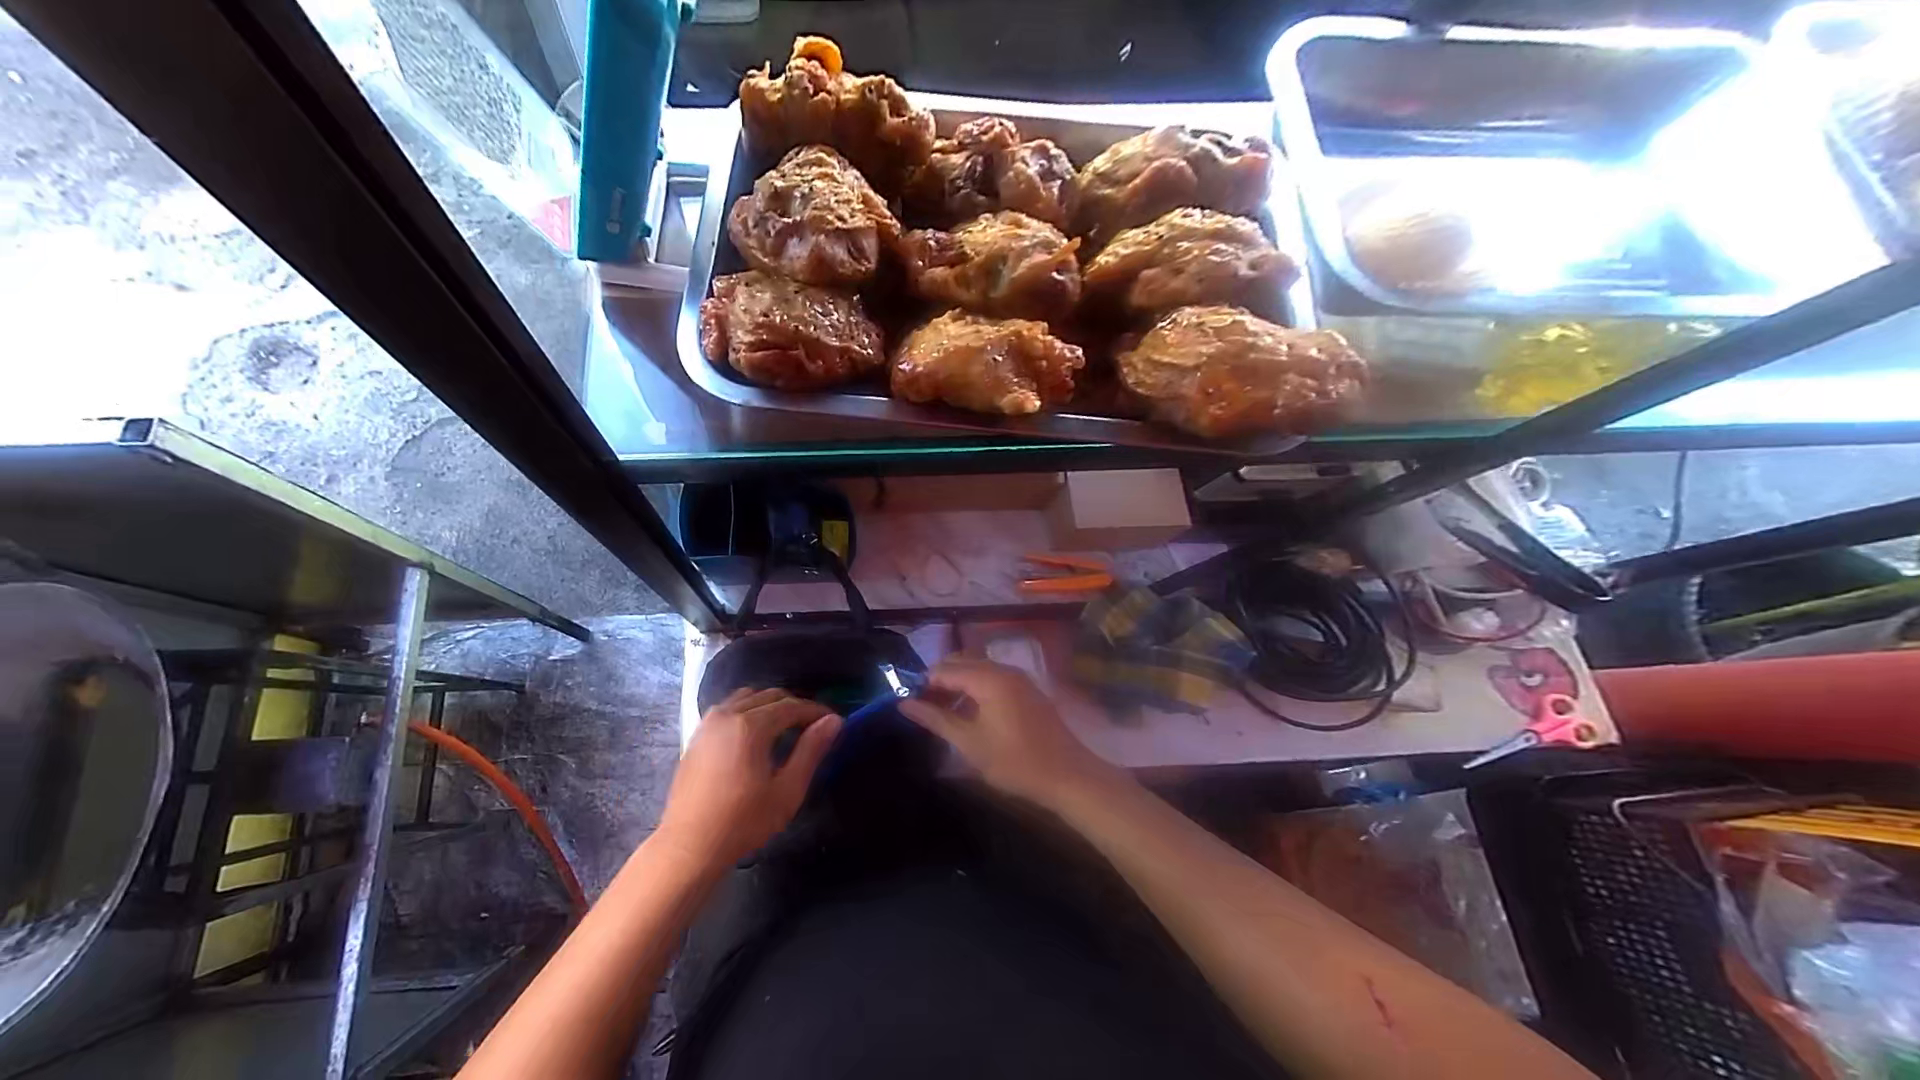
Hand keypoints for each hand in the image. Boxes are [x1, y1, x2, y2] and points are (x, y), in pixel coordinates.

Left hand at [657, 688, 841, 867]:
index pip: (792, 706)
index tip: (833, 721)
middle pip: (770, 696)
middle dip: (795, 706)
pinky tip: (756, 734)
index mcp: (751, 726)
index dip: (815, 711)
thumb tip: (833, 721)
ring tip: (786, 728)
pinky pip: (729, 708)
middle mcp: (727, 715)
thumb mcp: (787, 791)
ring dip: (770, 705)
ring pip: (747, 697)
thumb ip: (811, 751)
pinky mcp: (696, 736)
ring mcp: (708, 723)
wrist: (688, 847)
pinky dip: (748, 710)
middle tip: (813, 726)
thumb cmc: (743, 822)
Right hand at [899, 658, 1118, 807]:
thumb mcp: (970, 744)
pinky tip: (970, 714)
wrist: (1068, 775)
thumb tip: (905, 704)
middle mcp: (1004, 669)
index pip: (945, 668)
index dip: (924, 683)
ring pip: (978, 668)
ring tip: (944, 713)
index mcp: (989, 678)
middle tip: (925, 708)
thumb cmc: (1015, 762)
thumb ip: (936, 720)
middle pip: (961, 661)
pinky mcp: (1027, 689)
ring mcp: (1018, 678)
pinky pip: (993, 677)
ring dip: (958, 683)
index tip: (910, 704)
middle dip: (940, 680)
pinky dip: (976, 687)